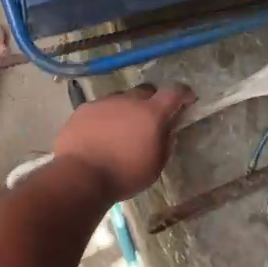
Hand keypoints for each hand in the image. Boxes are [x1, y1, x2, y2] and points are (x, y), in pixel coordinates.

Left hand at [51, 83, 194, 200]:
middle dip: (151, 101)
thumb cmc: (124, 175)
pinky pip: (99, 108)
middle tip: (148, 120)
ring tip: (119, 130)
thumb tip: (165, 130)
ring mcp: (103, 102)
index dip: (183, 95)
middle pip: (145, 91)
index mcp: (151, 113)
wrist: (80, 175)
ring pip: (120, 98)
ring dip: (125, 109)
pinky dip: (104, 117)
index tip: (186, 101)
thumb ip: (164, 142)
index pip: (173, 93)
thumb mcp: (155, 166)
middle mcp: (127, 101)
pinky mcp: (83, 109)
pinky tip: (98, 135)